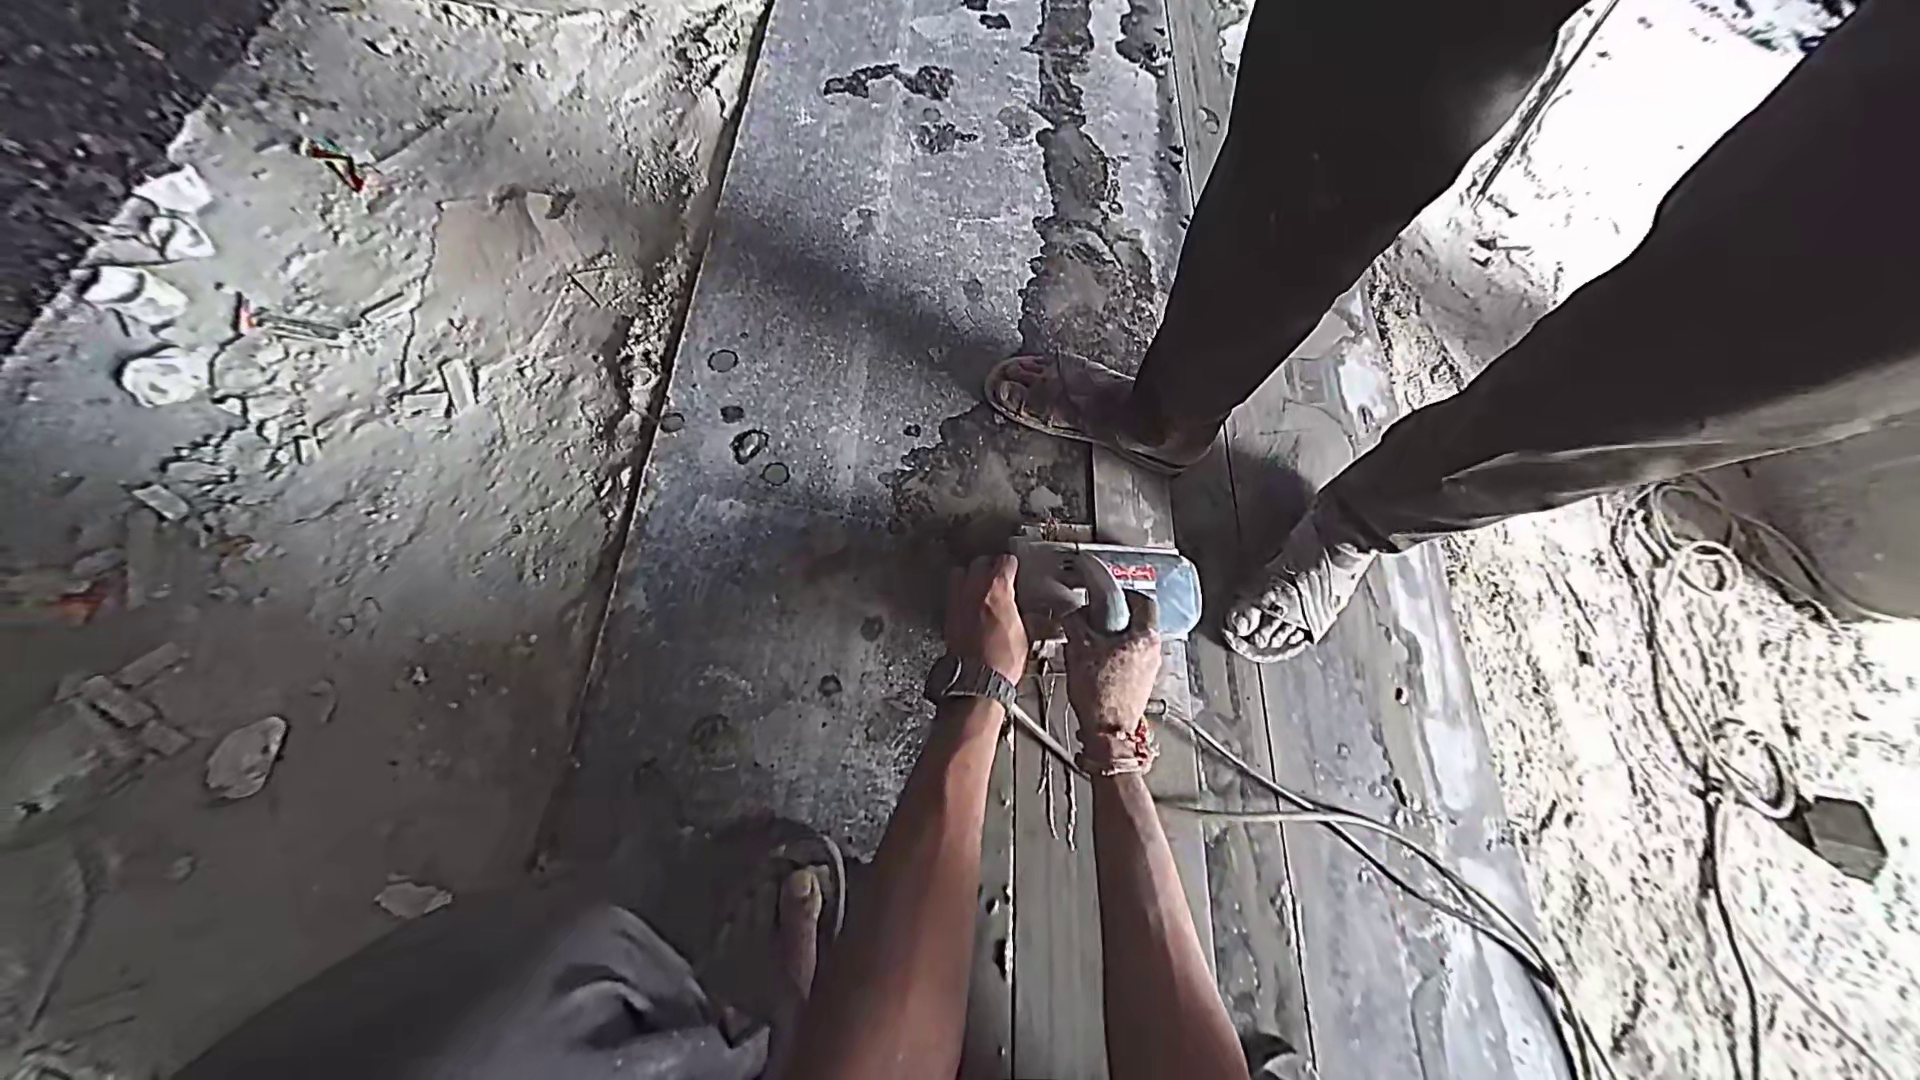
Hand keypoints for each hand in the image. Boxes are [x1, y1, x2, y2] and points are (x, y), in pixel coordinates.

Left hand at [945, 554, 1027, 683]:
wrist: (976, 681)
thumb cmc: (1000, 660)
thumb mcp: (1024, 635)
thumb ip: (1026, 617)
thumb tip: (1032, 616)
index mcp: (997, 589)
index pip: (1005, 561)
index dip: (1012, 564)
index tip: (1014, 568)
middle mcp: (974, 589)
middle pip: (980, 562)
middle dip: (990, 566)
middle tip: (998, 576)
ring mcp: (958, 600)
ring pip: (960, 573)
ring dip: (969, 576)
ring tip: (979, 585)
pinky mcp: (947, 615)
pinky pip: (952, 593)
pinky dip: (960, 594)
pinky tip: (969, 605)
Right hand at [1063, 591, 1160, 734]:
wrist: (1106, 732)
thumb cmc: (1099, 693)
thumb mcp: (1079, 648)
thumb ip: (1075, 622)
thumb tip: (1073, 612)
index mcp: (1145, 637)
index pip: (1144, 600)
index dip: (1124, 592)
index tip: (1108, 592)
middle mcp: (1153, 651)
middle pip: (1138, 620)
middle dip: (1116, 615)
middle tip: (1095, 615)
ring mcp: (1149, 668)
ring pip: (1133, 639)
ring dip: (1114, 634)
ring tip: (1091, 638)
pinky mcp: (1142, 681)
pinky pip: (1130, 656)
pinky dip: (1115, 651)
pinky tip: (1095, 659)